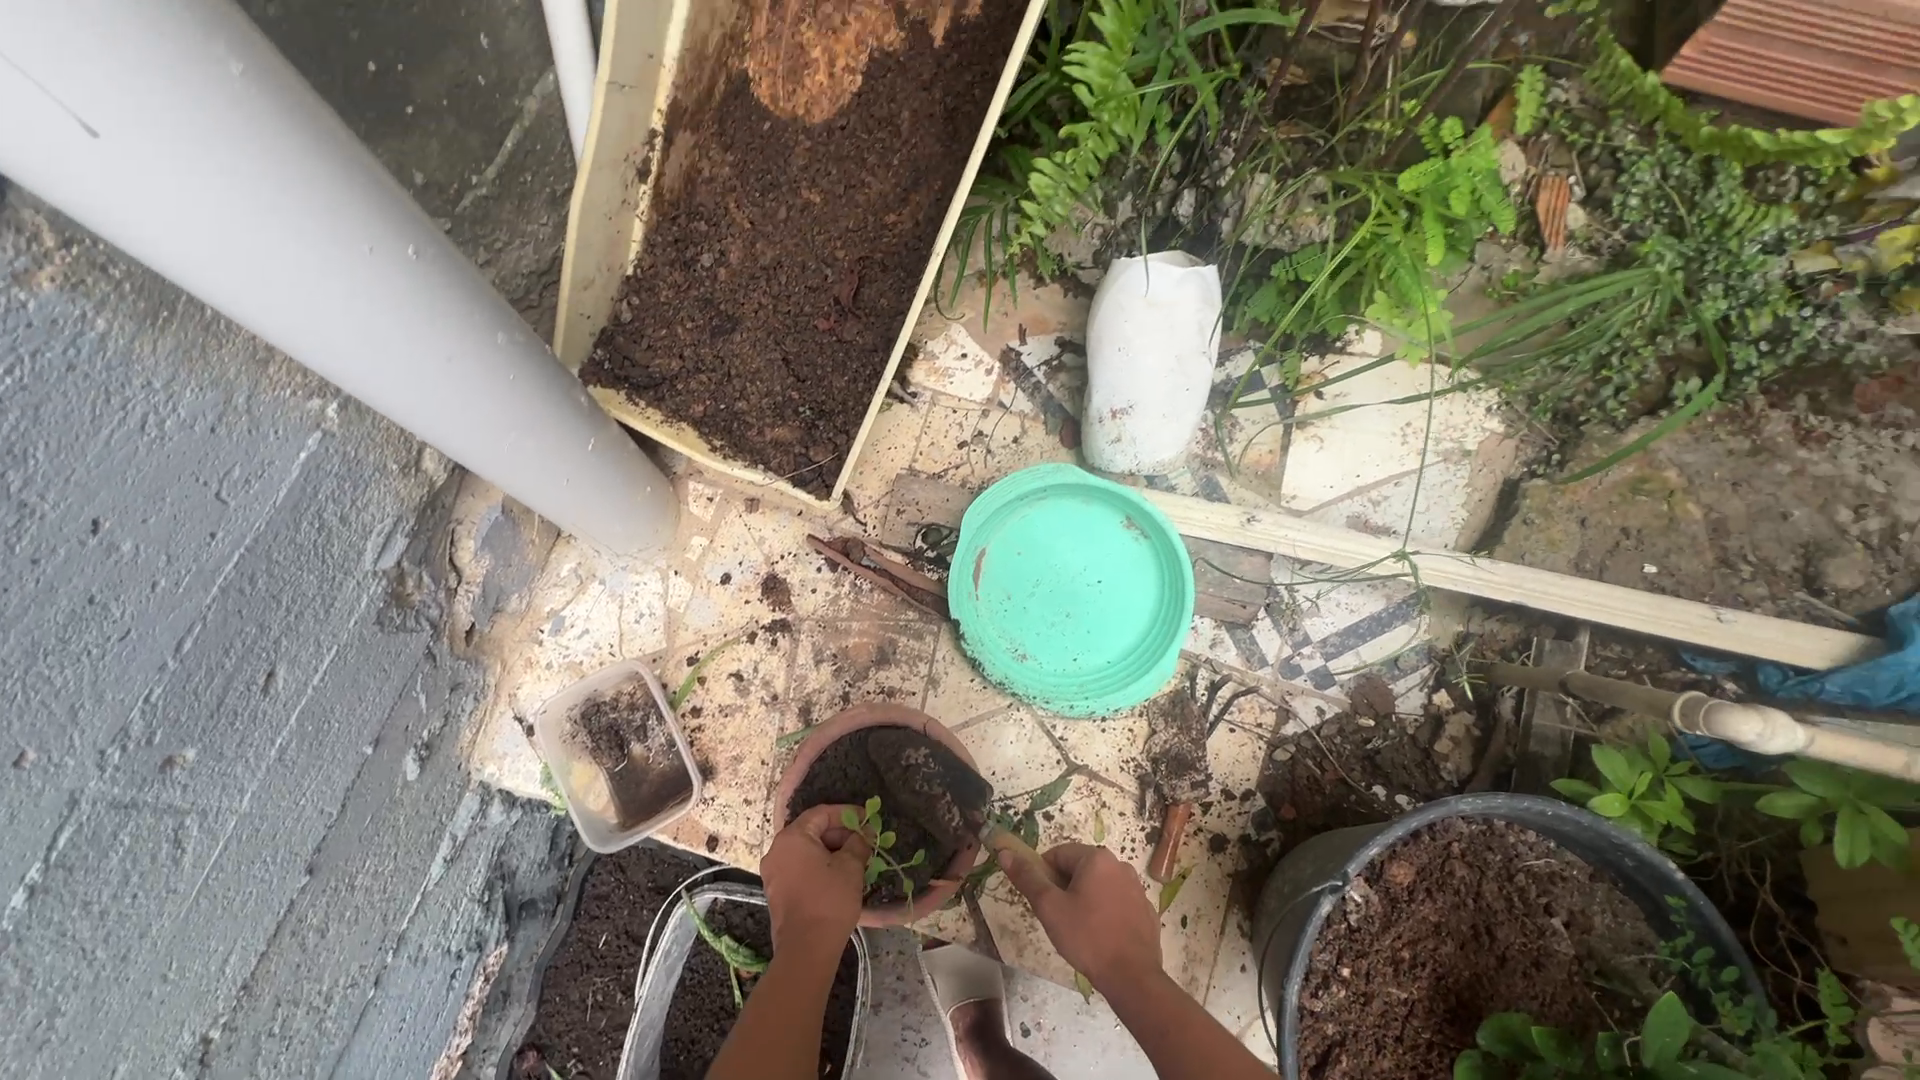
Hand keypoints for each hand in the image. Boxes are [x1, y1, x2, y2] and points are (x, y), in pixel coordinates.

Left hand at [762, 804, 872, 950]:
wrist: (806, 948)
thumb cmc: (829, 900)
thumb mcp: (850, 866)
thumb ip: (858, 843)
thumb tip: (864, 834)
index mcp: (792, 838)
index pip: (821, 814)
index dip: (847, 813)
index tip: (867, 820)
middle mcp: (776, 850)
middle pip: (811, 831)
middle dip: (840, 833)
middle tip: (864, 841)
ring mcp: (773, 873)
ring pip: (805, 851)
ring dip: (831, 851)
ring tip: (855, 859)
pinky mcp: (776, 891)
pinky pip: (799, 868)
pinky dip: (818, 866)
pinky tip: (839, 876)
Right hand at [997, 842, 1160, 990]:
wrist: (1132, 976)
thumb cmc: (1087, 937)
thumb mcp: (1049, 907)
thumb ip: (1027, 878)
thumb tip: (1005, 853)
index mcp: (1096, 858)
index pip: (1058, 854)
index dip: (1044, 875)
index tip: (1043, 901)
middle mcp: (1120, 865)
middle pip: (1079, 868)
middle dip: (1064, 888)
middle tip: (1058, 917)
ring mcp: (1136, 887)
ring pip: (1098, 885)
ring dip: (1084, 899)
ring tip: (1079, 929)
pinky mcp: (1145, 908)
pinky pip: (1116, 901)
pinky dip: (1104, 912)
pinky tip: (1101, 936)